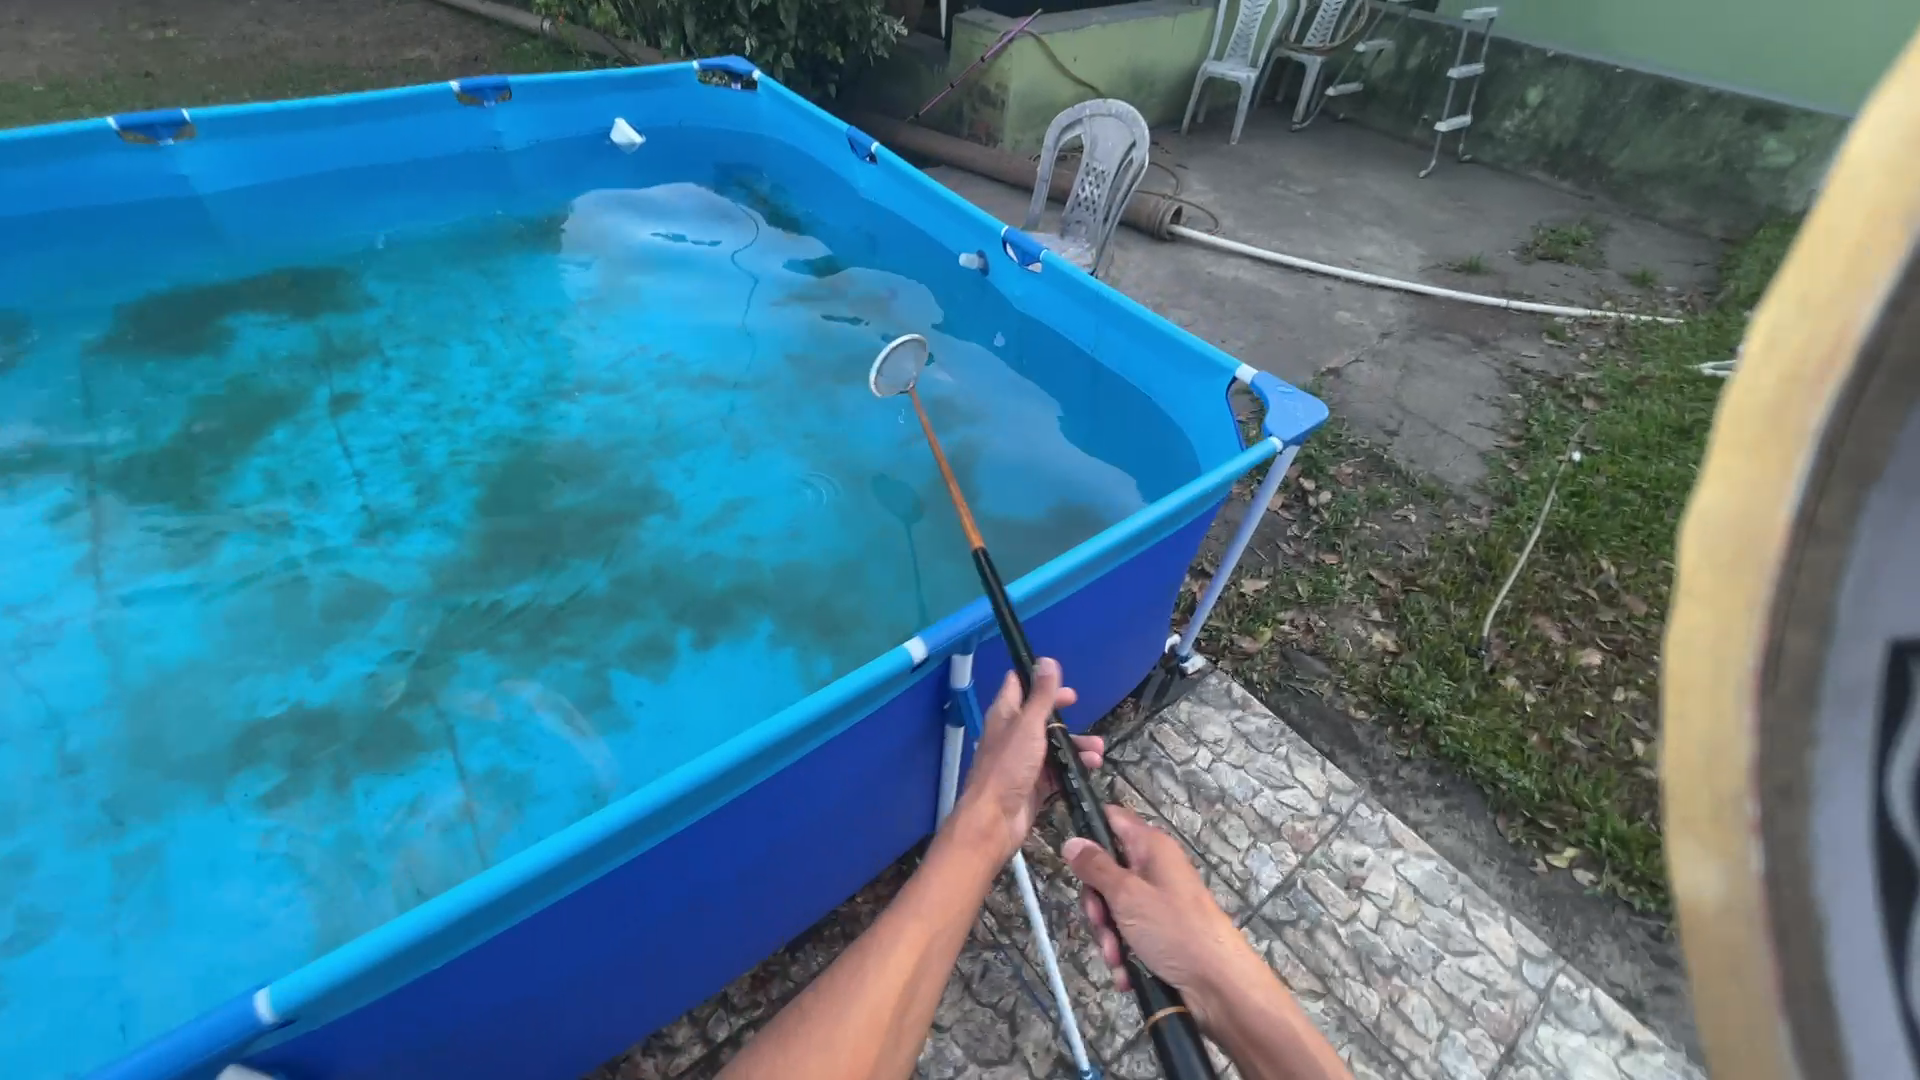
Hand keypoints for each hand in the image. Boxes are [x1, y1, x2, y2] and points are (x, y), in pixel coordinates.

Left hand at [954, 658, 1102, 861]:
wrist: (995, 819)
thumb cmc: (1008, 766)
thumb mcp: (1028, 725)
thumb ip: (1041, 695)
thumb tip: (1046, 660)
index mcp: (1005, 714)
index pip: (1018, 686)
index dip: (1037, 679)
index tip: (1060, 678)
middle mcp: (1013, 734)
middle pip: (1039, 715)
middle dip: (1061, 712)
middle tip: (1078, 706)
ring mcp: (1023, 761)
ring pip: (1053, 744)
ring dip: (1075, 743)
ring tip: (1096, 750)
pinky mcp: (1034, 784)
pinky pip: (1057, 770)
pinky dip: (1074, 767)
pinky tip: (1090, 767)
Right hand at [1061, 806, 1261, 1031]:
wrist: (1219, 986)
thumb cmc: (1174, 929)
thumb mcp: (1126, 894)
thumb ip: (1095, 867)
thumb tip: (1072, 841)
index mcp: (1151, 846)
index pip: (1113, 818)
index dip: (1089, 830)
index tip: (1071, 854)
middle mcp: (1155, 868)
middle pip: (1108, 870)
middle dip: (1097, 901)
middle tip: (1100, 920)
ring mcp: (1158, 901)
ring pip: (1115, 906)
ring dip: (1109, 933)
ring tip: (1116, 956)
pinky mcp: (1161, 931)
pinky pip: (1130, 932)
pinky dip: (1124, 952)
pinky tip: (1126, 972)